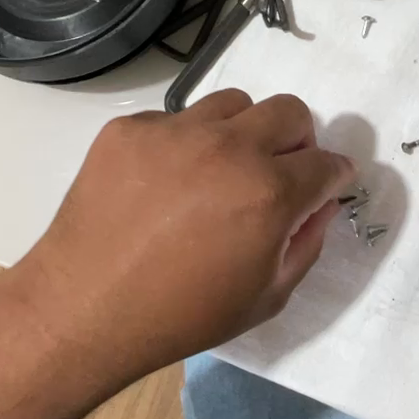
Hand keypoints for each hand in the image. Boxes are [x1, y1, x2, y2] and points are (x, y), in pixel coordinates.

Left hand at [9, 89, 356, 376]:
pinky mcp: (129, 129)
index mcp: (269, 192)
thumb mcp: (267, 297)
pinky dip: (183, 144)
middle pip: (289, 111)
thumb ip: (306, 243)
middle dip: (297, 140)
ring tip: (218, 171)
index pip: (327, 163)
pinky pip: (174, 120)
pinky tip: (163, 184)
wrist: (85, 309)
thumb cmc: (184, 315)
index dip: (332, 177)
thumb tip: (319, 204)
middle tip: (278, 171)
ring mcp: (174, 132)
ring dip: (241, 132)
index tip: (323, 186)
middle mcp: (228, 148)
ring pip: (232, 104)